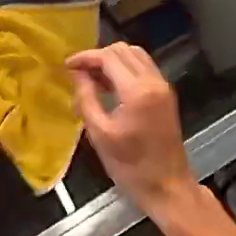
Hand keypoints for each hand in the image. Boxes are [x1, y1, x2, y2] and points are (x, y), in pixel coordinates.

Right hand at [69, 43, 196, 219]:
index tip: (68, 65)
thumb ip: (87, 98)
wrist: (167, 186)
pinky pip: (144, 67)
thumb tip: (77, 74)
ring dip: (113, 60)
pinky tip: (110, 86)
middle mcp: (154, 81)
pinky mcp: (166, 94)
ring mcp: (163, 86)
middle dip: (98, 56)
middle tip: (80, 73)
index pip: (108, 57)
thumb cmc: (131, 167)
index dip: (86, 57)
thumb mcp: (100, 134)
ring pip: (135, 55)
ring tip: (93, 78)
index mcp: (137, 91)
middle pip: (123, 50)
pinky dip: (126, 68)